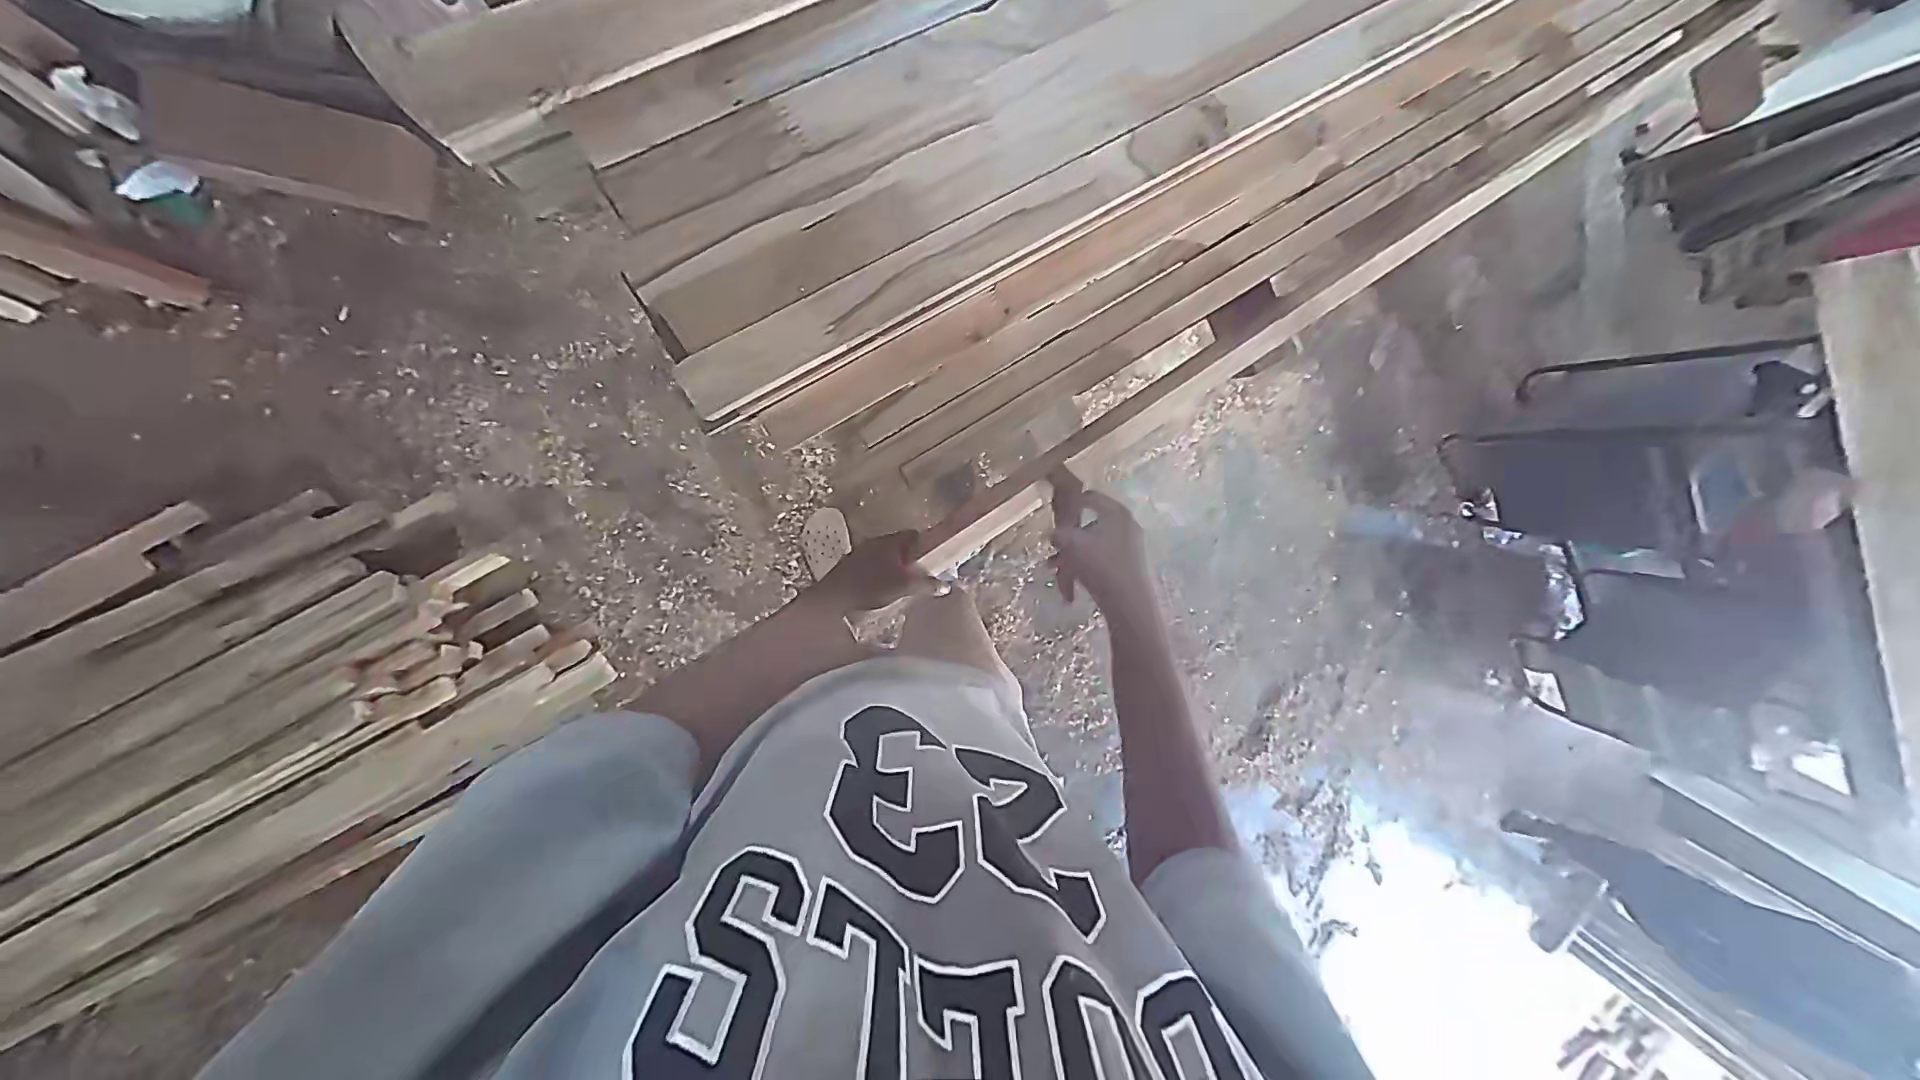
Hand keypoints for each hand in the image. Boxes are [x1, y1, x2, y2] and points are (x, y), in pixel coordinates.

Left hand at [808, 531, 941, 613]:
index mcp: (889, 542)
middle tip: (916, 575)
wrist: (833, 600)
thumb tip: (945, 585)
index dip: (924, 545)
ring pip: (881, 555)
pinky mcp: (847, 567)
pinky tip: (877, 590)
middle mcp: (873, 542)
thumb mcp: (905, 587)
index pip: (912, 535)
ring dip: (890, 566)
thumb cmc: (872, 588)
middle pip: (897, 545)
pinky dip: (876, 574)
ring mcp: (858, 553)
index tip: (931, 558)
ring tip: (898, 584)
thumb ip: (926, 584)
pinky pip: (868, 566)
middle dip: (907, 558)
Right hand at [1050, 469, 1155, 619]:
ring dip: (1072, 556)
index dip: (1069, 503)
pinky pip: (1102, 558)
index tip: (1054, 514)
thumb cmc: (1099, 564)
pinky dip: (1086, 565)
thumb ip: (1058, 533)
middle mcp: (1126, 523)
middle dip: (1067, 539)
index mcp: (1115, 511)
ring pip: (1093, 545)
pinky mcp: (1130, 563)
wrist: (1127, 601)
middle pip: (1089, 524)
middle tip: (1053, 550)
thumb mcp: (1071, 544)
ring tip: (1057, 573)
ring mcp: (1130, 544)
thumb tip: (1053, 533)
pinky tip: (1072, 583)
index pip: (1089, 496)